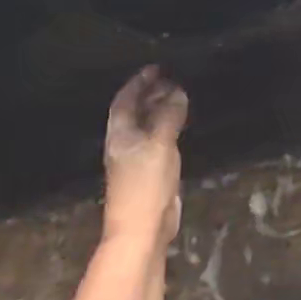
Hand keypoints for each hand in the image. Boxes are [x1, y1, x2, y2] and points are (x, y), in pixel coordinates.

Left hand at [102, 65, 189, 250]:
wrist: (142, 231)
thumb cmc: (145, 184)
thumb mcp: (160, 144)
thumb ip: (168, 116)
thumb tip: (177, 91)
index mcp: (120, 133)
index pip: (125, 100)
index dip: (139, 83)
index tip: (155, 68)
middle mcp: (125, 143)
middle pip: (135, 111)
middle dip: (150, 94)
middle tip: (171, 79)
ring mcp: (137, 159)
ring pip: (148, 126)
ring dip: (160, 110)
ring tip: (178, 96)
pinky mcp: (151, 172)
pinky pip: (159, 140)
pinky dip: (168, 127)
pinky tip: (180, 125)